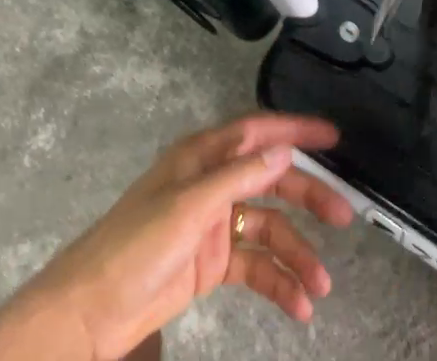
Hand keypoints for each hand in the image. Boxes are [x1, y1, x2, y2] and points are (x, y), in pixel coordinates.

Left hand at [16, 113, 353, 359]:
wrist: (93, 306)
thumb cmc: (136, 244)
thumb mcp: (189, 206)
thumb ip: (238, 176)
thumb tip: (283, 151)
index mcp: (201, 158)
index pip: (256, 133)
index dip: (294, 129)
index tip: (333, 137)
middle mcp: (212, 184)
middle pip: (271, 181)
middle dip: (308, 197)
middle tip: (344, 216)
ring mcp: (214, 224)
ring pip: (268, 229)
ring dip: (297, 254)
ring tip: (320, 284)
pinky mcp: (213, 262)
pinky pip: (256, 265)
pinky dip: (278, 282)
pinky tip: (298, 304)